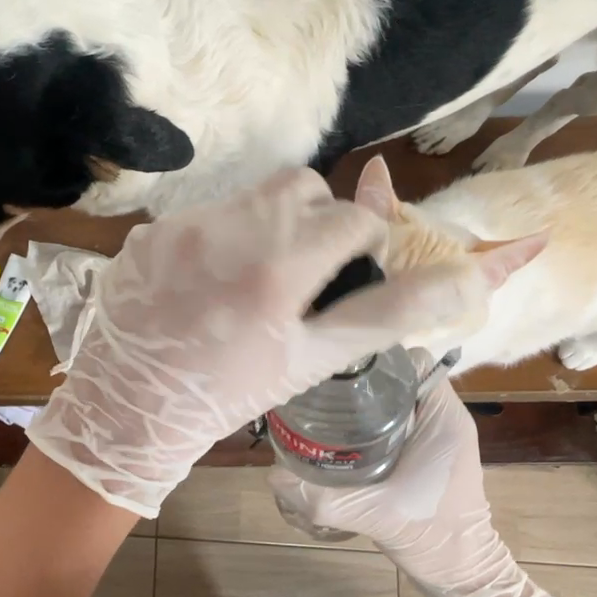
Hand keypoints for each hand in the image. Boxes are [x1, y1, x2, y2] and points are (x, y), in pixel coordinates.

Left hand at [27, 168, 427, 517]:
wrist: (132, 410)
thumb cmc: (231, 392)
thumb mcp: (313, 360)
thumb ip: (386, 313)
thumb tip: (465, 281)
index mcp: (277, 262)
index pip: (350, 216)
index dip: (361, 244)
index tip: (346, 276)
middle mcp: (226, 229)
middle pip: (299, 187)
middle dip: (315, 218)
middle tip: (303, 270)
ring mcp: (179, 228)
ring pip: (248, 197)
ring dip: (265, 224)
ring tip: (252, 278)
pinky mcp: (146, 234)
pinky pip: (201, 217)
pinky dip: (217, 238)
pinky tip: (205, 284)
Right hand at [267, 380, 552, 596]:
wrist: (462, 576)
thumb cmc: (434, 536)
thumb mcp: (375, 515)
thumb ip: (324, 498)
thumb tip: (274, 476)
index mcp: (443, 418)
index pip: (413, 362)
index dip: (375, 362)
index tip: (337, 375)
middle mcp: (438, 419)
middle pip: (393, 380)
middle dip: (355, 385)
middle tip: (315, 397)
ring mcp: (428, 438)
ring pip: (387, 403)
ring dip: (355, 408)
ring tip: (316, 417)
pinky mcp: (417, 456)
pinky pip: (386, 426)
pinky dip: (360, 429)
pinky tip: (331, 445)